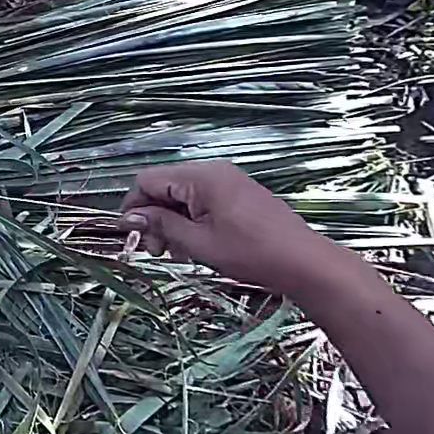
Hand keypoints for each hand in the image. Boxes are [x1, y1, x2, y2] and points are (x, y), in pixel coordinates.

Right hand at [117, 162, 318, 288]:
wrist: (303, 262)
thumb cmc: (249, 253)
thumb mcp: (198, 242)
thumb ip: (161, 224)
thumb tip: (130, 216)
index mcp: (201, 177)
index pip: (148, 180)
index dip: (134, 206)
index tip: (131, 234)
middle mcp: (212, 171)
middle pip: (164, 186)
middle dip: (153, 217)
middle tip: (154, 250)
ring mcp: (227, 180)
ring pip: (182, 195)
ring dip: (171, 221)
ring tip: (173, 252)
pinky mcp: (238, 193)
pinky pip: (201, 200)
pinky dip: (190, 219)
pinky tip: (192, 244)